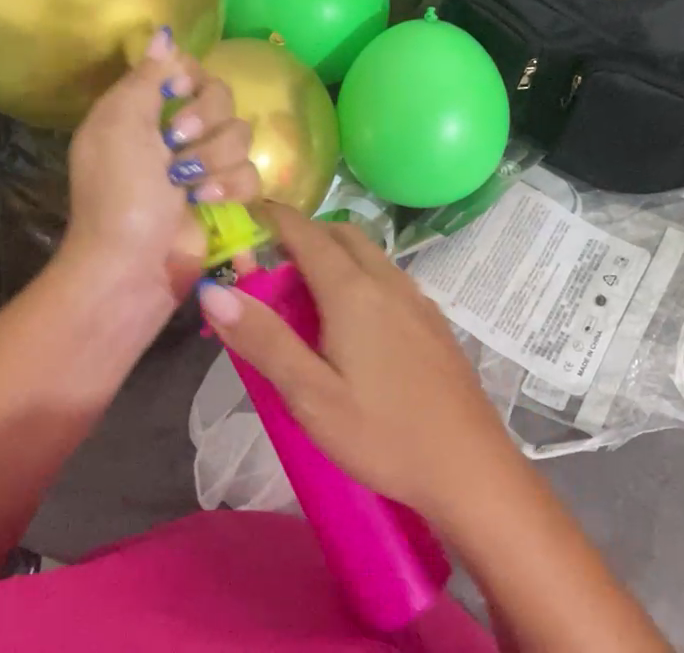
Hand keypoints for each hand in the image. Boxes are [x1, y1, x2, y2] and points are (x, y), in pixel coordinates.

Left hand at [62, 28, 260, 301]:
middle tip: (176, 145)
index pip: (187, 68)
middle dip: (203, 121)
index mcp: (144, 110)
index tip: (178, 89)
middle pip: (221, 97)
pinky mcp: (226, 197)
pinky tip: (207, 200)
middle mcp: (176, 132)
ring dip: (213, 159)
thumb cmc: (117, 192)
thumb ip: (146, 76)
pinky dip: (231, 186)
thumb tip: (163, 33)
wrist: (132, 264)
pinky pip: (252, 173)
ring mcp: (204, 166)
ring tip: (187, 186)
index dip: (190, 76)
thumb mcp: (120, 124)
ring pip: (241, 135)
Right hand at [199, 202, 519, 521]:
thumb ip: (264, 340)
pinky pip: (389, 280)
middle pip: (343, 235)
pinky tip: (351, 324)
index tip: (246, 215)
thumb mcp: (311, 395)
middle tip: (270, 263)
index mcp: (354, 292)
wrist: (470, 466)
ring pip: (370, 256)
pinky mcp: (434, 323)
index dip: (275, 219)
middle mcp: (389, 283)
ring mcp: (418, 301)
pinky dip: (359, 278)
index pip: (307, 234)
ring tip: (303, 295)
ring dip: (334, 256)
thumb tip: (214, 291)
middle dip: (305, 235)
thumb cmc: (383, 435)